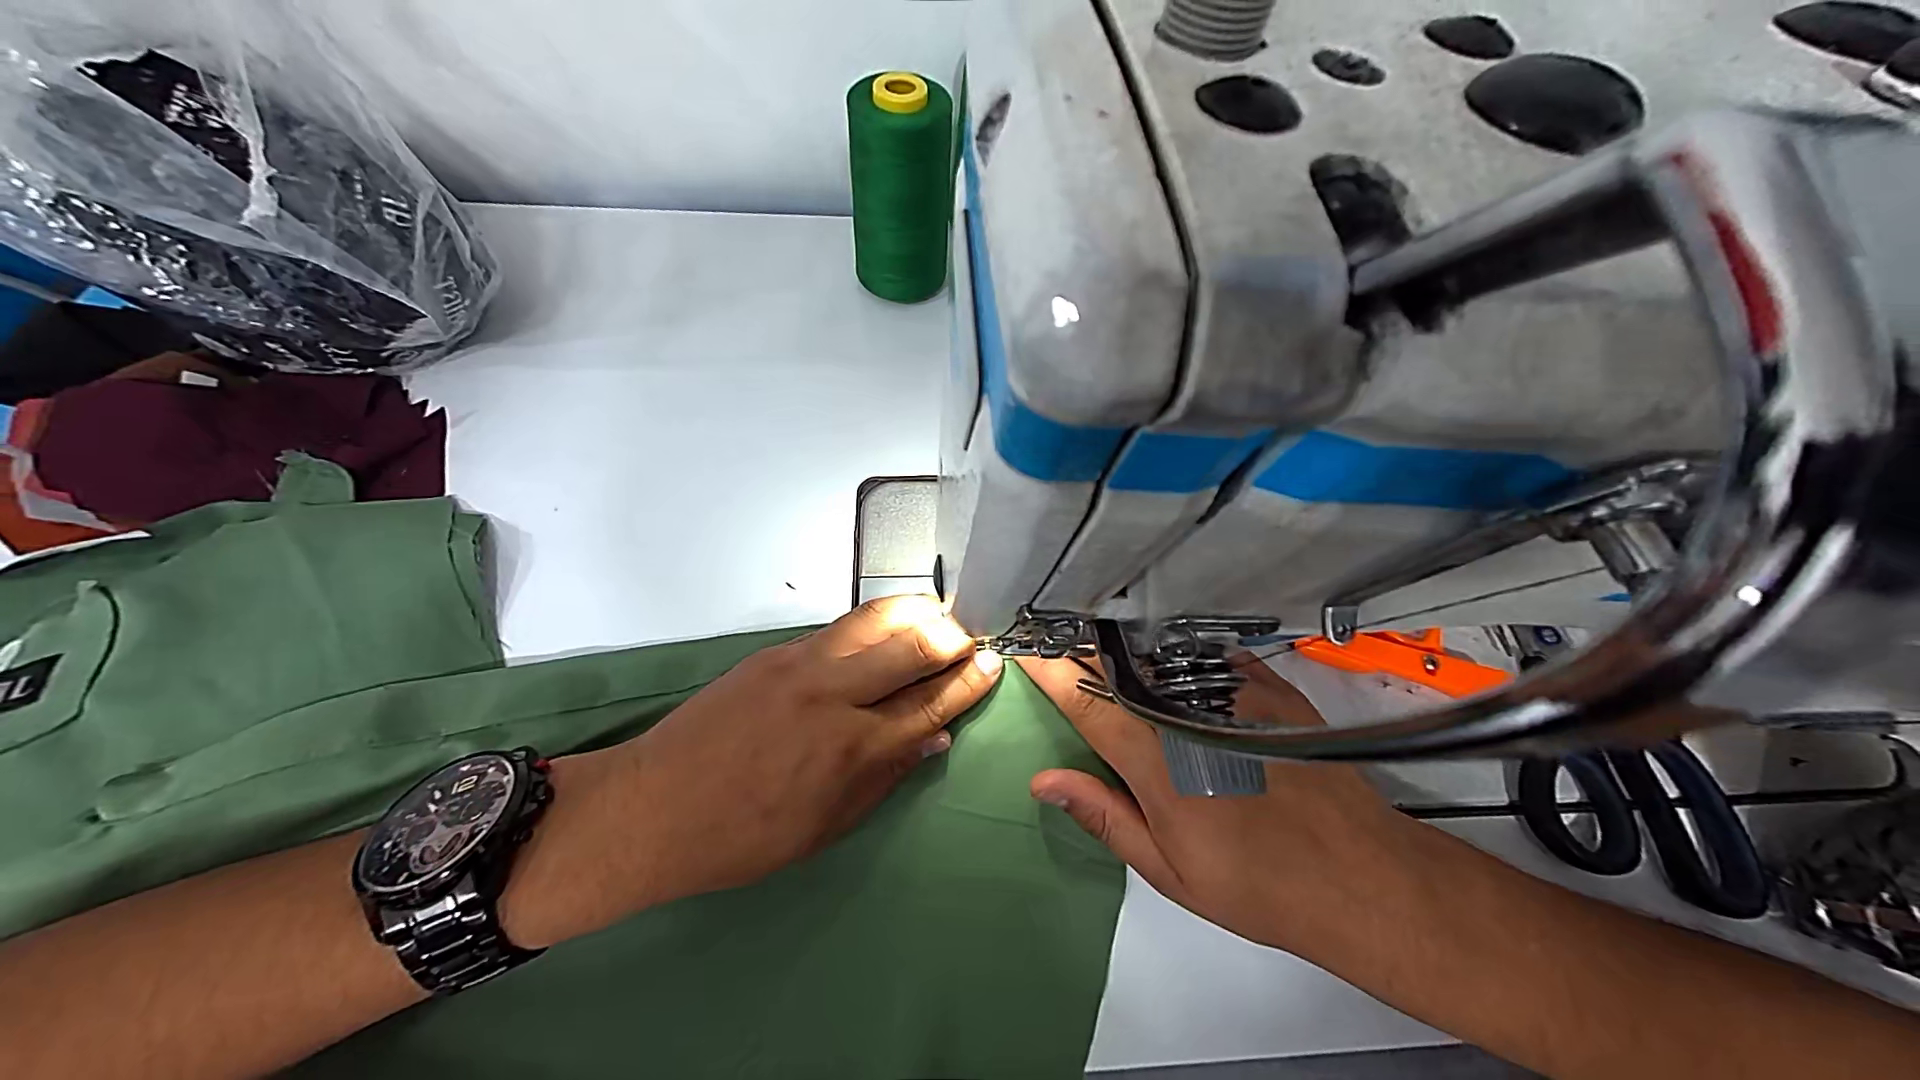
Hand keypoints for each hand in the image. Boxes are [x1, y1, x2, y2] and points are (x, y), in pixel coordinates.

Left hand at [503, 596, 1002, 945]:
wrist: (653, 808)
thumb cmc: (744, 837)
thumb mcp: (826, 826)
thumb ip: (886, 776)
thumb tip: (935, 737)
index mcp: (852, 750)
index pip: (930, 703)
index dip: (968, 681)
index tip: (994, 662)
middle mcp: (834, 696)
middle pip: (913, 646)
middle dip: (953, 637)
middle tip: (970, 638)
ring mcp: (801, 665)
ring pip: (876, 620)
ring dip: (916, 614)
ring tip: (937, 618)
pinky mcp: (774, 653)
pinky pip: (838, 629)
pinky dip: (873, 625)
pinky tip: (883, 632)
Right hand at [1020, 656, 1430, 954]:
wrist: (1361, 877)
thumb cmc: (1255, 884)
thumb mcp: (1167, 868)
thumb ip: (1103, 815)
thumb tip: (1044, 781)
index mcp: (1154, 760)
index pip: (1085, 702)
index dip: (1050, 671)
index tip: (1026, 651)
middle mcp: (1187, 716)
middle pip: (1118, 669)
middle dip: (1081, 655)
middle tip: (1060, 650)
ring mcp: (1231, 695)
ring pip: (1159, 657)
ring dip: (1124, 653)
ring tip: (1105, 652)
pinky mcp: (1267, 687)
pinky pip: (1207, 656)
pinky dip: (1177, 655)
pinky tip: (1171, 663)